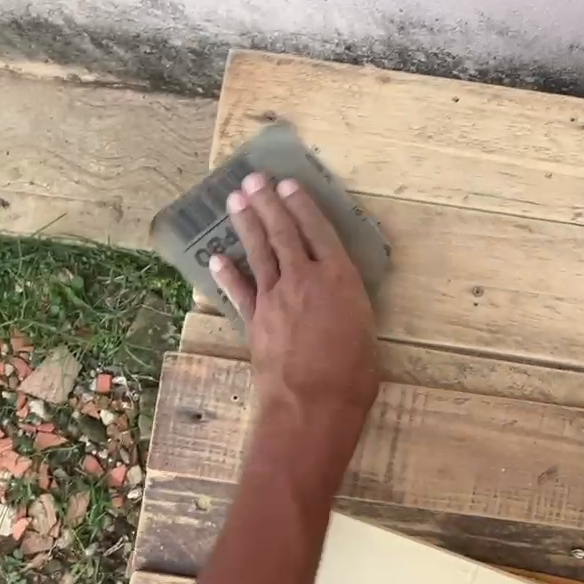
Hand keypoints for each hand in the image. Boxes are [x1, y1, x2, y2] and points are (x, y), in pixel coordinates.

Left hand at [212, 172, 380, 429]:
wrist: (312, 404)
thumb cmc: (354, 375)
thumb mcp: (366, 333)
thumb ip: (350, 309)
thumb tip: (342, 305)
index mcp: (340, 280)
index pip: (319, 232)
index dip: (303, 207)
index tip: (289, 185)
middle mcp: (305, 280)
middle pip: (283, 233)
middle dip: (268, 204)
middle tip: (254, 180)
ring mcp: (275, 298)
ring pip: (259, 253)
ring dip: (247, 224)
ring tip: (236, 200)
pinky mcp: (255, 320)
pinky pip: (240, 290)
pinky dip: (228, 273)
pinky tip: (217, 257)